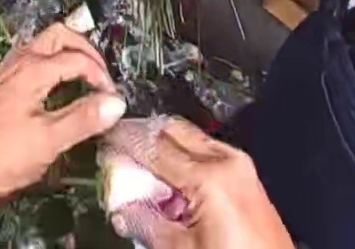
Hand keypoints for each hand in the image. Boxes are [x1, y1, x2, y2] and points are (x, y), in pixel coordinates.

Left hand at [0, 23, 125, 207]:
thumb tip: (114, 103)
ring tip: (86, 74)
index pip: (77, 58)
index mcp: (33, 70)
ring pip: (47, 41)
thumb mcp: (48, 141)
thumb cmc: (0, 156)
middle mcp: (21, 60)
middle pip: (61, 35)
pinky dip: (54, 59)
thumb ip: (83, 119)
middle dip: (86, 50)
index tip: (111, 99)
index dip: (100, 76)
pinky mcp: (6, 80)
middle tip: (102, 75)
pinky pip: (35, 54)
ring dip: (70, 50)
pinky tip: (59, 80)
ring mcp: (11, 68)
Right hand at [110, 119, 291, 248]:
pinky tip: (171, 180)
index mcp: (209, 177)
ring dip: (164, 145)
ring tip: (143, 167)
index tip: (108, 141)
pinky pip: (207, 151)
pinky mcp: (245, 174)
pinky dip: (184, 157)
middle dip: (144, 135)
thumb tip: (121, 210)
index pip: (155, 148)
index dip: (127, 142)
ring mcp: (239, 164)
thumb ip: (149, 225)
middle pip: (172, 130)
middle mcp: (225, 160)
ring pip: (189, 137)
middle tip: (121, 148)